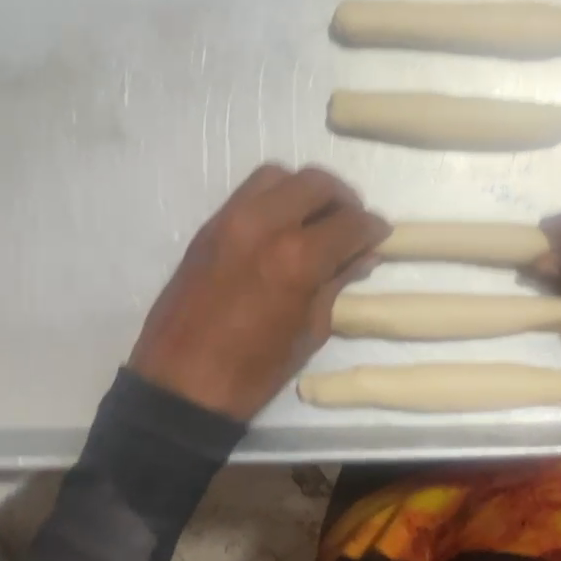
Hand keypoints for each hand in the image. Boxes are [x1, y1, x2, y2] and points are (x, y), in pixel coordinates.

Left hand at [129, 165, 388, 421]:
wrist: (181, 384)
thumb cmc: (255, 370)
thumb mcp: (311, 331)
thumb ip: (337, 283)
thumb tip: (362, 256)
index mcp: (297, 258)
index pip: (351, 222)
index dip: (373, 228)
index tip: (379, 237)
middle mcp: (264, 225)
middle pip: (317, 183)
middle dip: (343, 200)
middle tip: (350, 225)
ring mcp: (231, 220)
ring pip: (279, 176)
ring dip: (306, 191)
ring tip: (315, 220)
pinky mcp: (209, 227)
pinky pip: (250, 192)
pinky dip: (275, 198)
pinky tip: (283, 229)